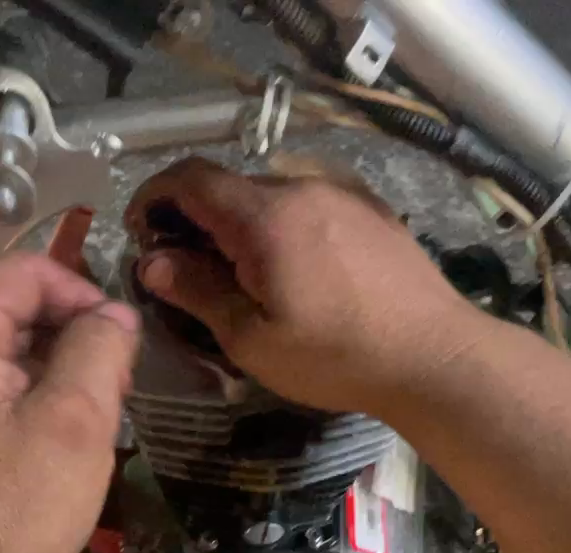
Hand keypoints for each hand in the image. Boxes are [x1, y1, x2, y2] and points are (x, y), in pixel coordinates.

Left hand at [0, 253, 139, 552]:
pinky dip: (30, 388)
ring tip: (93, 412)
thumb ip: (100, 347)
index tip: (121, 343)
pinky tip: (58, 427)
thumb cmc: (23, 509)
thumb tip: (115, 313)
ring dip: (56, 364)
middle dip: (71, 334)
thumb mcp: (78, 420)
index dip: (83, 295)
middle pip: (13, 304)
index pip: (26, 272)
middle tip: (114, 387)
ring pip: (5, 341)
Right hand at [128, 157, 502, 415]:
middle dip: (194, 220)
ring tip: (240, 278)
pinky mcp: (371, 211)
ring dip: (239, 227)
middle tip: (185, 271)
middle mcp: (302, 188)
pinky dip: (279, 230)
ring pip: (270, 197)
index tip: (138, 232)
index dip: (153, 196)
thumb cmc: (332, 356)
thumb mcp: (250, 338)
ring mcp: (343, 195)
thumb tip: (152, 261)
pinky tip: (292, 273)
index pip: (190, 178)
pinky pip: (308, 208)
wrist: (433, 356)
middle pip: (229, 187)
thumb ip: (196, 291)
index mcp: (264, 216)